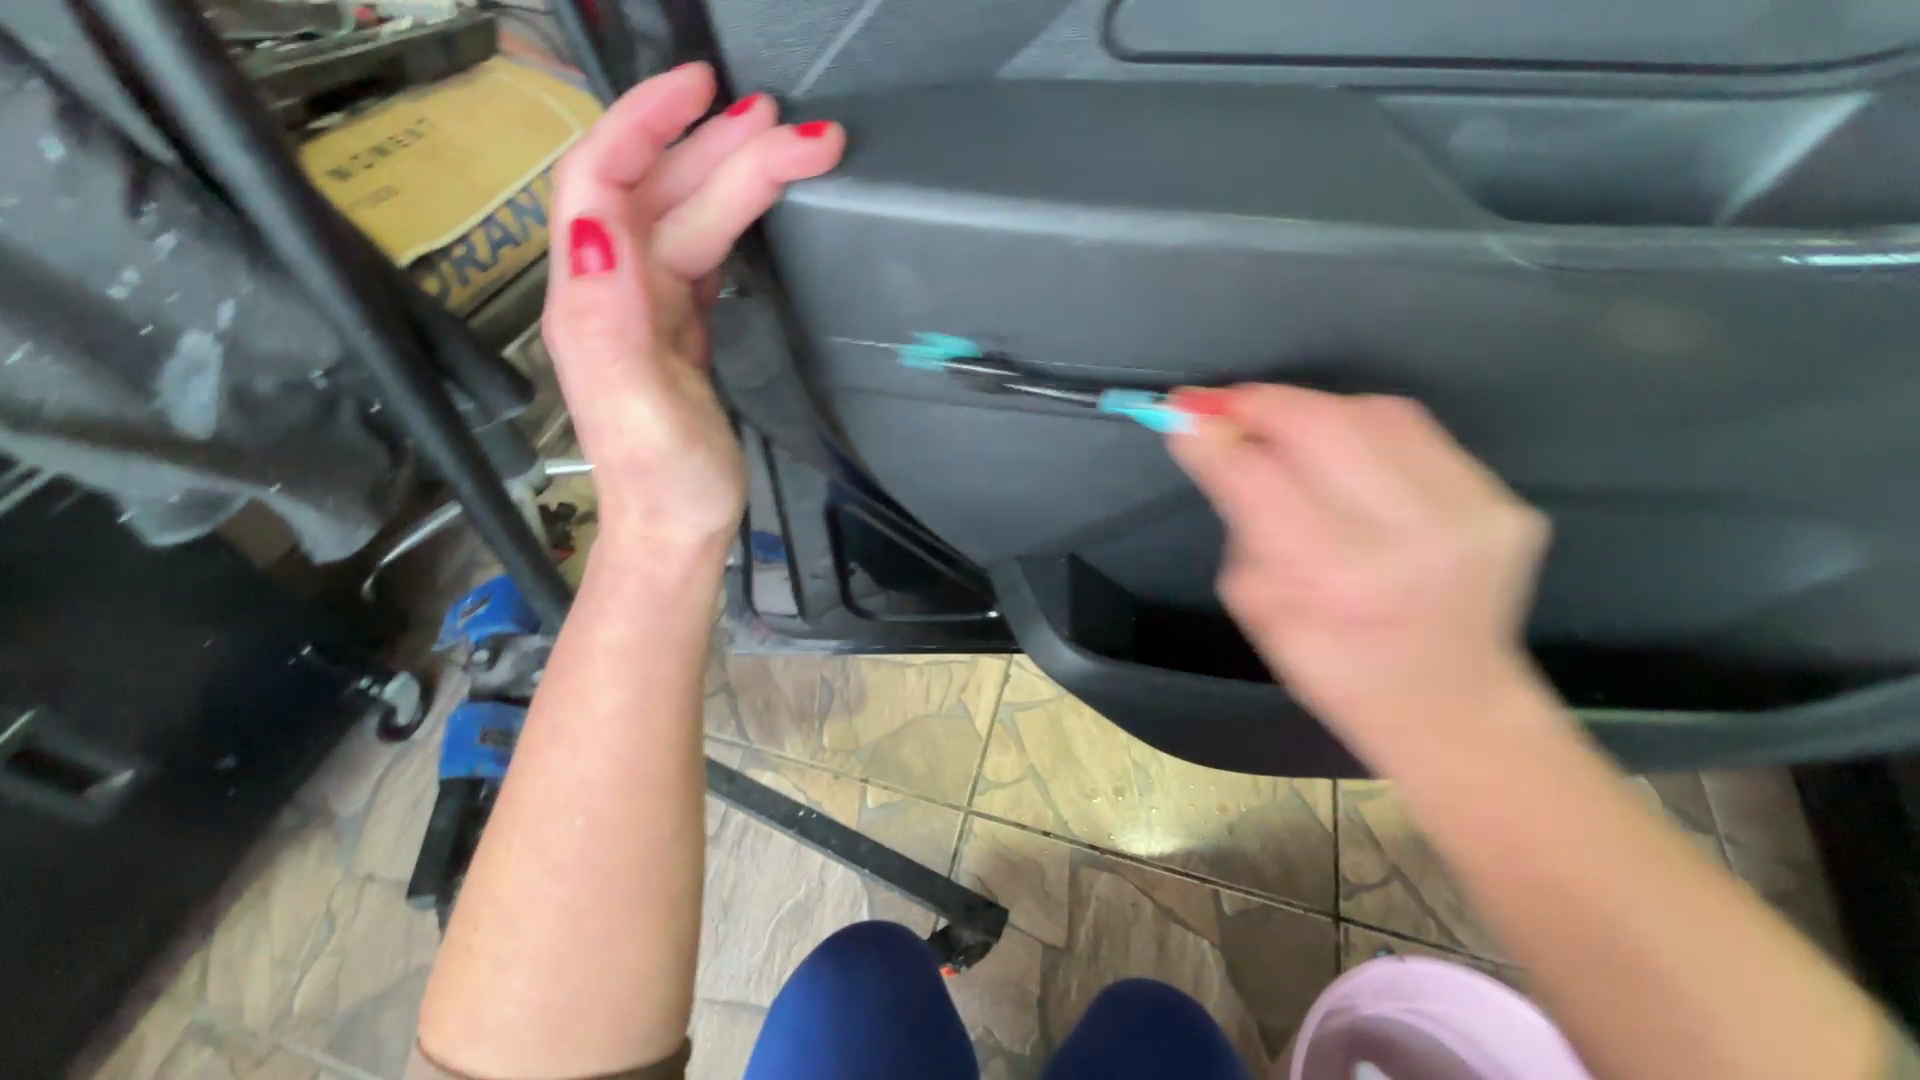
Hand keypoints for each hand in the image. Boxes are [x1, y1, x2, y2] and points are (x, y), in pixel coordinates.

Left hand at [542, 64, 843, 552]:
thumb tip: (599, 224)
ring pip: (690, 216)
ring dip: (741, 177)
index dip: (643, 122)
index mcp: (594, 301)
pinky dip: (736, 216)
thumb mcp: (638, 410)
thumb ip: (611, 320)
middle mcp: (613, 290)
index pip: (602, 182)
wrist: (676, 530)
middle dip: (724, 149)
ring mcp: (648, 305)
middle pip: (661, 191)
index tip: (699, 88)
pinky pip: (704, 250)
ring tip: (801, 148)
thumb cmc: (665, 482)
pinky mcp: (681, 323)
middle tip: (798, 129)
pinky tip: (761, 199)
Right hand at [1167, 385, 1551, 753]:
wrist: (1449, 703)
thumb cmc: (1331, 664)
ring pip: (1372, 413)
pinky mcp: (1503, 501)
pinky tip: (1352, 460)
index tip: (1180, 410)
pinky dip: (1369, 432)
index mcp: (1333, 576)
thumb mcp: (1257, 604)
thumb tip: (1212, 437)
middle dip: (1260, 404)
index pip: (1255, 475)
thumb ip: (1239, 515)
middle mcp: (1406, 535)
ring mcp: (1466, 512)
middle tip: (1227, 407)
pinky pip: (1419, 433)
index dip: (1212, 433)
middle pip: (1318, 423)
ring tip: (1288, 433)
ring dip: (1314, 412)